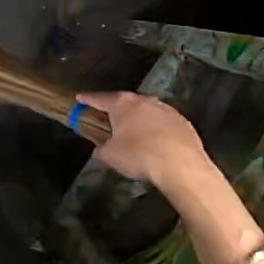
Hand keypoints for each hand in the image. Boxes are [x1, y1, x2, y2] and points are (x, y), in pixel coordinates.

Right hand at [77, 91, 210, 185]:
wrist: (181, 166)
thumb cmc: (139, 155)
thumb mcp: (110, 156)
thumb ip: (102, 149)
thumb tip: (100, 149)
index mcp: (123, 104)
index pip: (100, 98)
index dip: (87, 99)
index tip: (79, 98)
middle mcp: (145, 101)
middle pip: (125, 102)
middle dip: (116, 109)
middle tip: (108, 118)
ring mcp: (167, 110)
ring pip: (147, 111)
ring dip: (138, 119)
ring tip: (133, 132)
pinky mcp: (183, 123)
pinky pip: (163, 123)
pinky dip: (156, 129)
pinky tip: (155, 143)